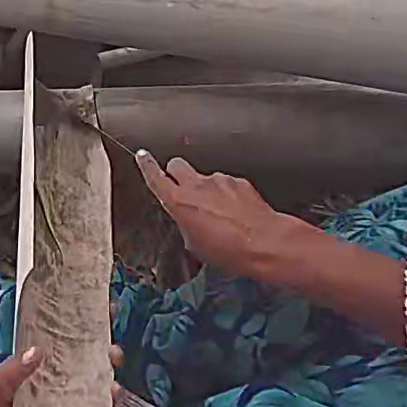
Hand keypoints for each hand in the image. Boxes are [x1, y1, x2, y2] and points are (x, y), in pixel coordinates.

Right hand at [134, 151, 313, 278]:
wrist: (265, 243)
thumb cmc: (230, 250)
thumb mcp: (196, 246)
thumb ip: (186, 226)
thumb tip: (191, 222)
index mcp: (179, 202)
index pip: (155, 176)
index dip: (146, 165)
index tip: (142, 156)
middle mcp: (197, 186)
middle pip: (176, 165)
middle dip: (176, 173)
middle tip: (182, 187)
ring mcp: (219, 181)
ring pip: (205, 177)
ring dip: (207, 190)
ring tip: (220, 214)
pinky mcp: (239, 182)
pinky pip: (227, 184)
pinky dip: (228, 195)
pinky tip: (237, 213)